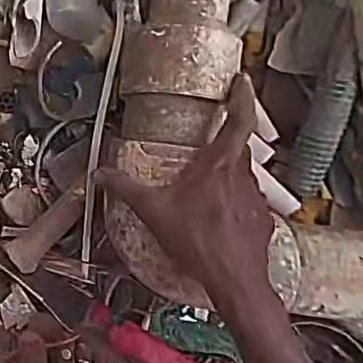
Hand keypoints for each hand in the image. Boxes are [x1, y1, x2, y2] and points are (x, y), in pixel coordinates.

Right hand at [97, 74, 277, 311]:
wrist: (234, 280)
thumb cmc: (196, 241)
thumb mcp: (152, 212)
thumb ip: (125, 189)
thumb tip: (99, 174)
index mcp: (217, 165)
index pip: (238, 121)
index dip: (242, 97)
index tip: (241, 82)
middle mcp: (242, 176)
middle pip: (239, 148)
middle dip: (224, 143)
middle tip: (206, 145)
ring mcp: (256, 198)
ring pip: (243, 175)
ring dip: (226, 176)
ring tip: (204, 190)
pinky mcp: (262, 219)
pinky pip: (247, 201)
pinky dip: (232, 202)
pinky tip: (215, 219)